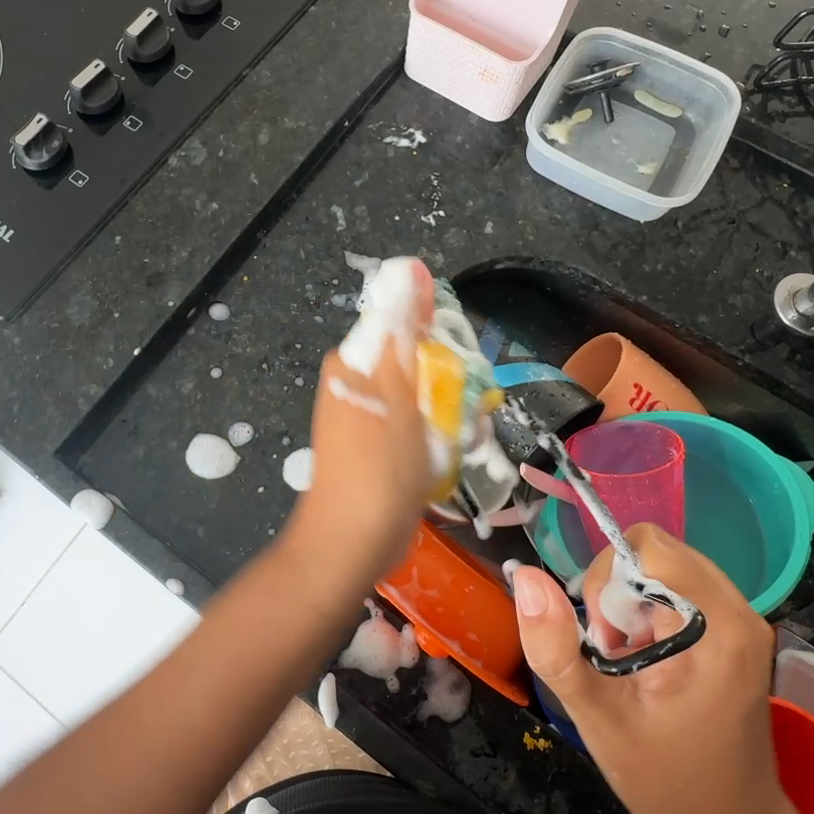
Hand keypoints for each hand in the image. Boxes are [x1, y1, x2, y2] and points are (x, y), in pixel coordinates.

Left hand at [284, 258, 436, 588]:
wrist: (352, 543)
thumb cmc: (376, 467)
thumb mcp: (397, 393)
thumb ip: (405, 333)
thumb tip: (409, 270)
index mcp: (350, 364)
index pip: (400, 325)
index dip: (437, 339)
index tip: (458, 365)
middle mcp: (354, 385)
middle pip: (416, 361)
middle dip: (447, 381)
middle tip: (463, 409)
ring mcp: (367, 419)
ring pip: (422, 396)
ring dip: (447, 413)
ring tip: (456, 439)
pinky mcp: (380, 448)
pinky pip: (417, 428)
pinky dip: (436, 439)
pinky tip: (448, 457)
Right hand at [510, 526, 807, 813]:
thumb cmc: (663, 776)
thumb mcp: (596, 716)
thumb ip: (555, 648)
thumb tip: (524, 576)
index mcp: (716, 630)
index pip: (648, 551)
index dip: (609, 583)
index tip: (606, 641)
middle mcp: (741, 613)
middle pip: (657, 552)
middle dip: (619, 591)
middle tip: (616, 653)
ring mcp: (746, 621)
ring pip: (666, 565)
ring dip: (634, 600)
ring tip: (633, 659)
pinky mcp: (741, 631)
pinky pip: (682, 586)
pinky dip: (654, 609)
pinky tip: (652, 657)